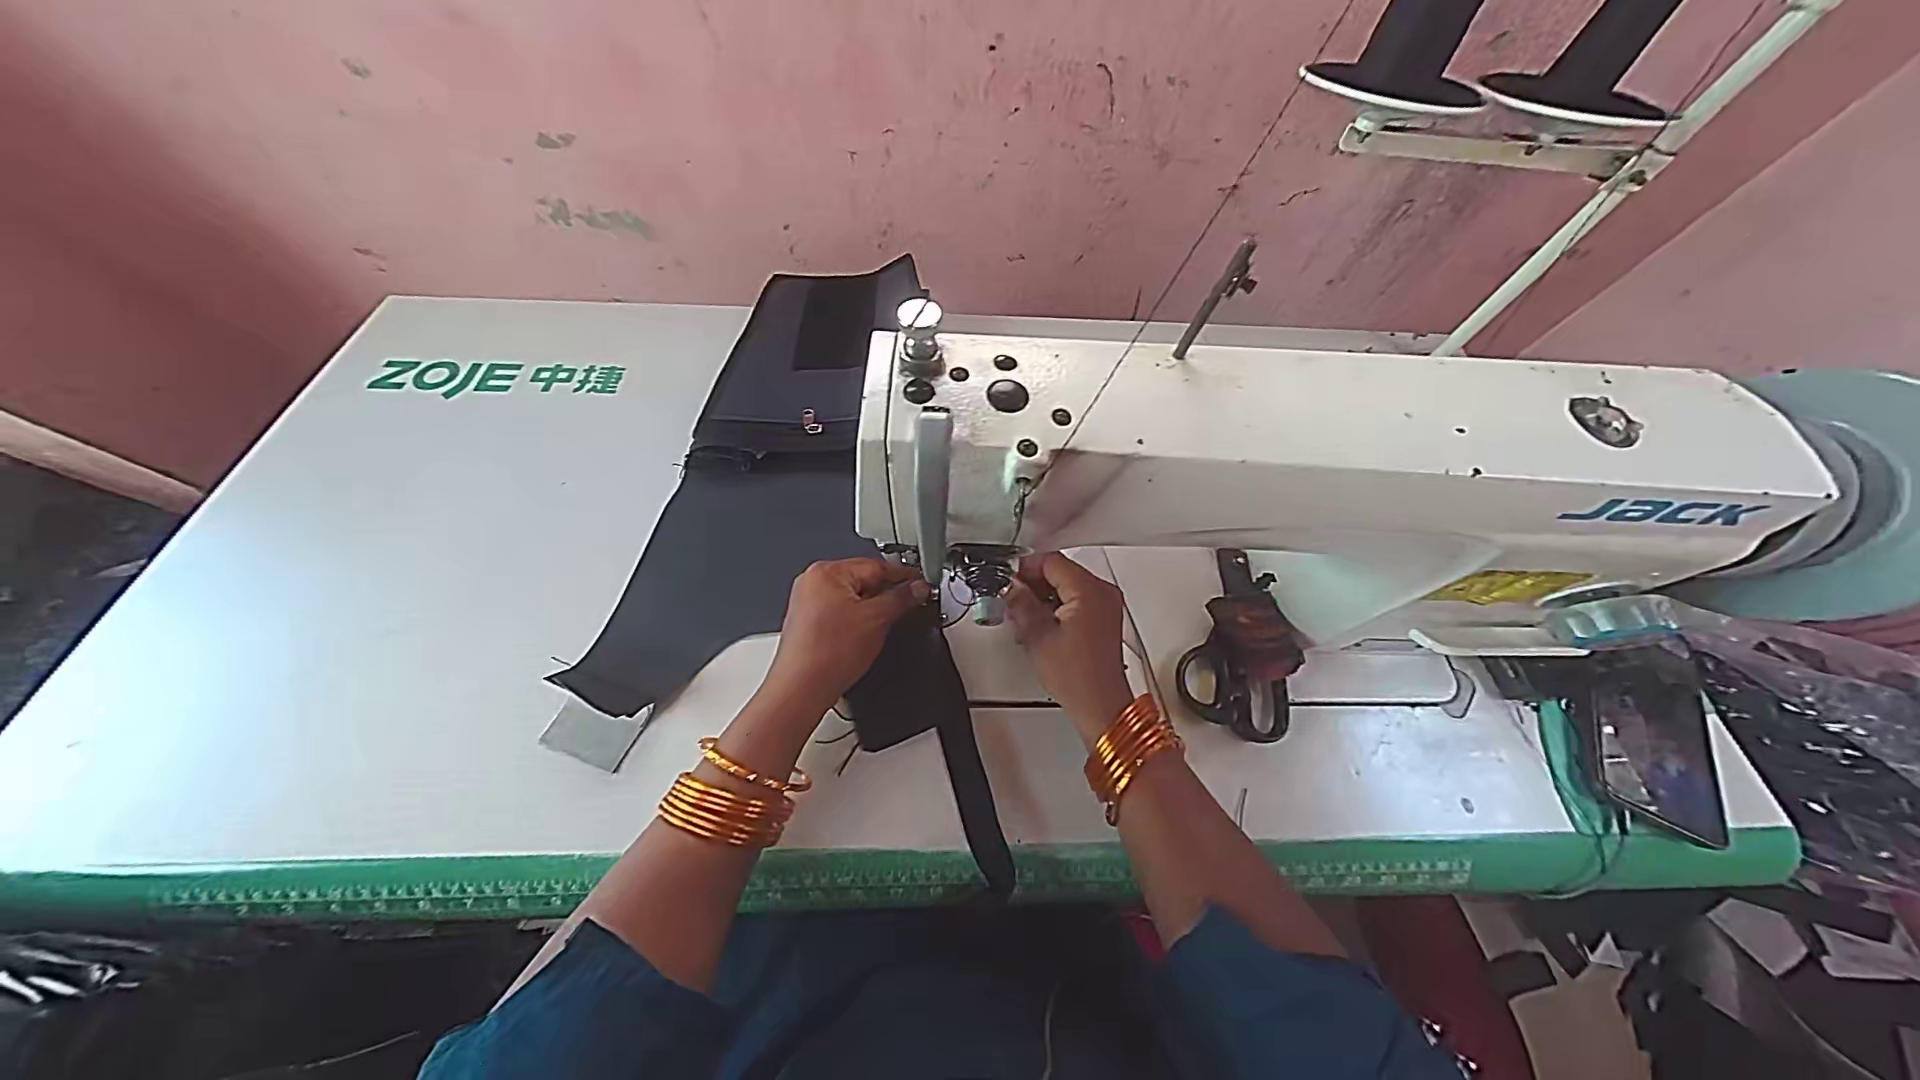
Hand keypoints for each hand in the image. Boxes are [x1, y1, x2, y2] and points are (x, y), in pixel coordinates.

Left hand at [761, 558, 930, 712]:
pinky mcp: (808, 621)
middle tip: (910, 603)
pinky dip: (856, 619)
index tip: (921, 584)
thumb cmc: (825, 655)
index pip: (876, 565)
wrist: (802, 688)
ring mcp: (808, 602)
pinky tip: (865, 634)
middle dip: (887, 593)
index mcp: (826, 572)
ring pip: (853, 597)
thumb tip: (918, 589)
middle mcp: (812, 582)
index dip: (904, 576)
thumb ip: (902, 599)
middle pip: (864, 579)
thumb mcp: (877, 620)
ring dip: (872, 608)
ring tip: (884, 623)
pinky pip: (841, 611)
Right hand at [1006, 552, 1136, 740]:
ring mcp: (1107, 605)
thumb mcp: (1037, 636)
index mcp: (1089, 591)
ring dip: (1045, 594)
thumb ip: (1021, 603)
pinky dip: (1058, 604)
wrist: (1099, 704)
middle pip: (1062, 570)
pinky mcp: (1105, 618)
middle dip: (1034, 581)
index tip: (1009, 578)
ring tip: (1024, 612)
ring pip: (1069, 584)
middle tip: (1012, 595)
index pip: (1052, 561)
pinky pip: (1078, 598)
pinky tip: (1041, 622)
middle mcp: (1103, 593)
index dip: (1026, 568)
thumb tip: (1012, 587)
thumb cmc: (1078, 678)